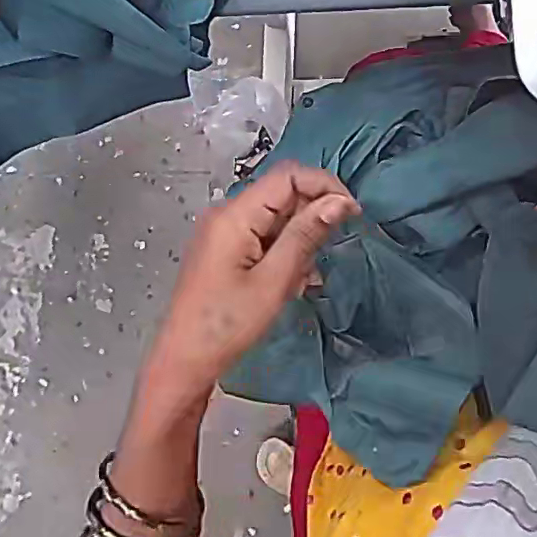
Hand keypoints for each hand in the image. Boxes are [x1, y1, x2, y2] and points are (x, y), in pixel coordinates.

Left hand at [137, 162, 358, 417]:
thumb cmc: (227, 325)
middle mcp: (228, 214)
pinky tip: (291, 282)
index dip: (325, 186)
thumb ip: (306, 236)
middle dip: (313, 217)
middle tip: (324, 254)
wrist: (185, 360)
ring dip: (301, 239)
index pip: (288, 175)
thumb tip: (339, 201)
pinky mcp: (228, 248)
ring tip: (303, 277)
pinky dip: (287, 251)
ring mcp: (227, 231)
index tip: (352, 213)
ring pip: (278, 216)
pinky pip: (266, 235)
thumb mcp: (274, 281)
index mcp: (235, 215)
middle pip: (283, 193)